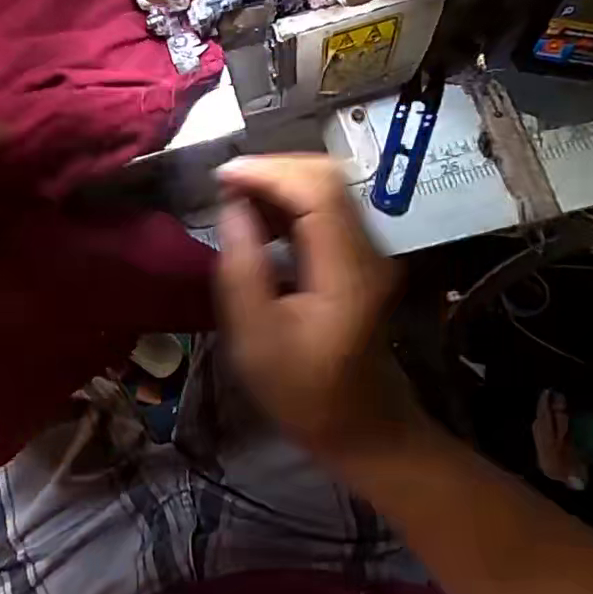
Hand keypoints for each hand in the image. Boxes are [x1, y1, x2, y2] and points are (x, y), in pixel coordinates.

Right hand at [214, 155, 423, 460]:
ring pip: (328, 187)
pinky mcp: (360, 255)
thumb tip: (231, 208)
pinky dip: (290, 200)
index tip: (223, 176)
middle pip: (328, 177)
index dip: (269, 172)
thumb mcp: (255, 339)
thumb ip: (241, 269)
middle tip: (226, 185)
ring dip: (280, 182)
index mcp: (346, 270)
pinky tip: (259, 215)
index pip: (318, 191)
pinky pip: (326, 208)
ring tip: (235, 196)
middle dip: (274, 169)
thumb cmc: (303, 391)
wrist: (361, 424)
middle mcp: (368, 249)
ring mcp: (369, 250)